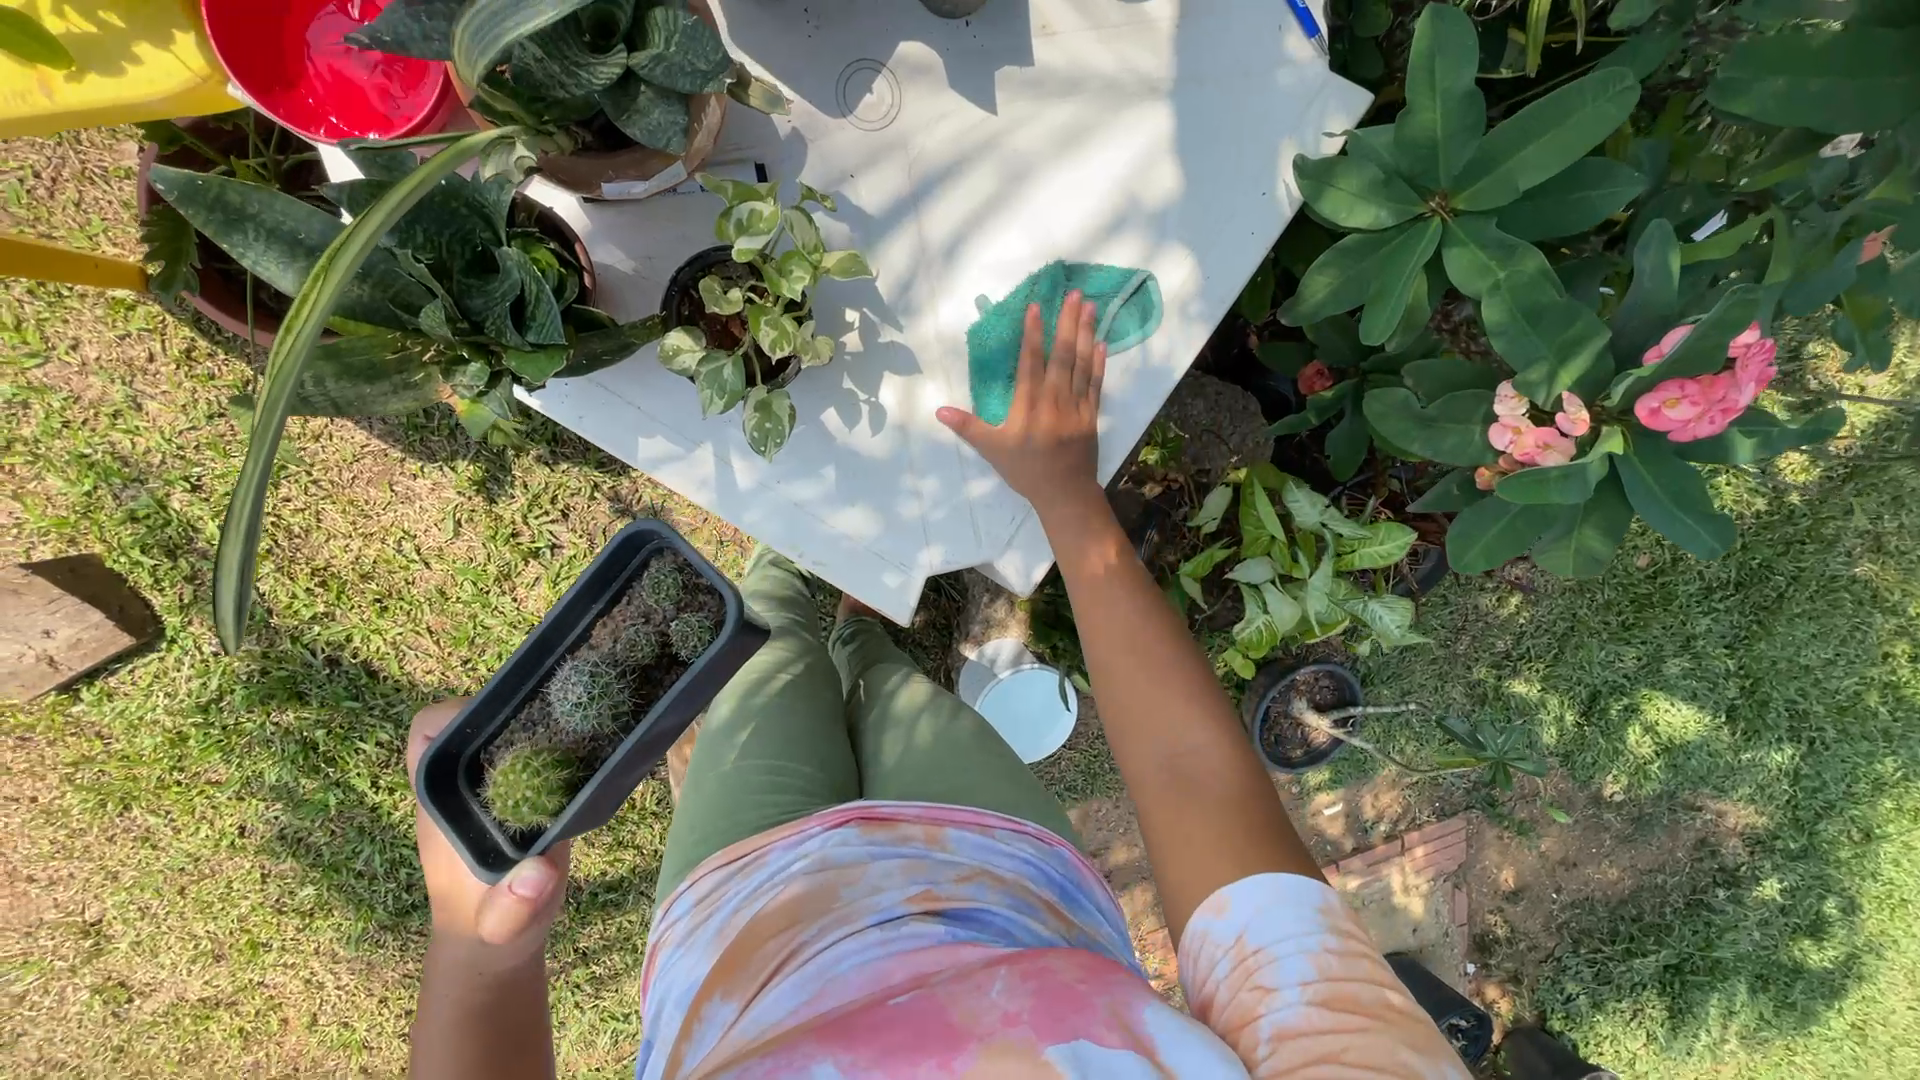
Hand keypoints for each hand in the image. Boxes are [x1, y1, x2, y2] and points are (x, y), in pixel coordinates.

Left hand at [409, 699, 569, 959]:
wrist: (497, 947)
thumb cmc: (490, 931)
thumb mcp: (503, 924)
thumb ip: (514, 905)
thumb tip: (537, 875)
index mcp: (443, 802)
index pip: (430, 733)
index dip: (460, 715)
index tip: (511, 724)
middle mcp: (466, 785)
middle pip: (478, 718)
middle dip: (518, 709)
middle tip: (566, 714)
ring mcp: (497, 786)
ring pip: (510, 729)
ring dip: (545, 720)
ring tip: (586, 722)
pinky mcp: (527, 792)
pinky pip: (537, 750)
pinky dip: (563, 741)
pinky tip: (596, 746)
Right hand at [938, 291, 1107, 516]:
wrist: (1064, 495)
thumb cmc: (1025, 472)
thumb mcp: (992, 450)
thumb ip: (968, 427)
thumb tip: (939, 410)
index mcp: (1029, 408)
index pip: (1030, 364)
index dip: (1033, 334)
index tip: (1036, 307)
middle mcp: (1054, 402)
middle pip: (1061, 356)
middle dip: (1067, 323)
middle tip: (1073, 293)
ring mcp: (1077, 407)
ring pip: (1081, 365)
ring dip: (1085, 334)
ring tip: (1088, 306)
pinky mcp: (1092, 415)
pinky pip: (1096, 383)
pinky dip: (1099, 362)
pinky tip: (1100, 341)